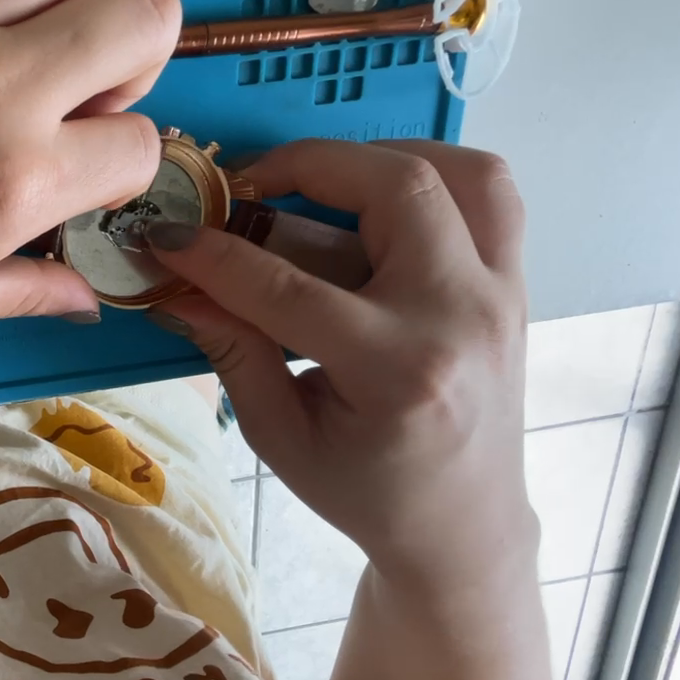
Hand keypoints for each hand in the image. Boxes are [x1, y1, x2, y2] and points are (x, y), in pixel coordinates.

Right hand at [145, 139, 536, 595]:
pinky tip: (371, 197)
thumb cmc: (362, 491)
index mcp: (396, 369)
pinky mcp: (514, 285)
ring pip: (461, 172)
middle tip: (243, 184)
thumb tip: (182, 292)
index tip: (166, 237)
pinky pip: (489, 196)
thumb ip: (235, 353)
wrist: (460, 523)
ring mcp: (503, 292)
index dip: (214, 256)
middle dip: (305, 166)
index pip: (287, 288)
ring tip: (314, 178)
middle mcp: (461, 314)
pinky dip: (429, 173)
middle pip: (396, 190)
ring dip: (377, 157)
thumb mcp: (278, 435)